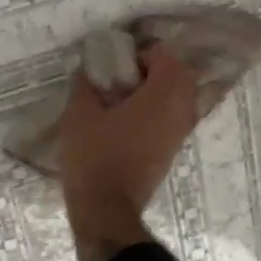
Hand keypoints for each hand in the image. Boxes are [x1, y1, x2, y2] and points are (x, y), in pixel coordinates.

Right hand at [56, 43, 201, 260]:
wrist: (106, 208)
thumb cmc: (93, 157)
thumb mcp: (79, 115)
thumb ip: (86, 85)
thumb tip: (89, 70)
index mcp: (161, 96)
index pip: (166, 57)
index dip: (144, 52)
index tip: (119, 59)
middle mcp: (180, 112)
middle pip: (181, 76)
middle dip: (158, 68)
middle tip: (127, 72)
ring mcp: (179, 134)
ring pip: (181, 98)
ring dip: (161, 89)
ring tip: (128, 94)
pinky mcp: (172, 151)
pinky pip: (175, 117)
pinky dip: (160, 109)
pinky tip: (131, 117)